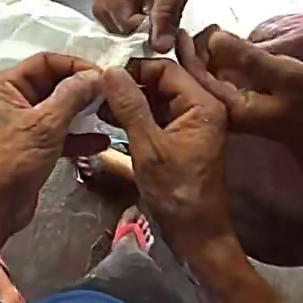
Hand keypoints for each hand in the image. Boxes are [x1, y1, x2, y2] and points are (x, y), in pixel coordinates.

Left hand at [0, 53, 107, 237]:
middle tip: (112, 94)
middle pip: (53, 84)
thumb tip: (97, 75)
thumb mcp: (45, 125)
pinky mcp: (32, 148)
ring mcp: (22, 125)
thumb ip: (72, 96)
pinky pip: (59, 134)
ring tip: (110, 114)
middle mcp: (12, 100)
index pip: (45, 62)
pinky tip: (101, 142)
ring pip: (58, 110)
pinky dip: (78, 136)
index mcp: (5, 86)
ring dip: (83, 113)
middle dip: (82, 89)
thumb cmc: (10, 162)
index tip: (104, 75)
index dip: (75, 65)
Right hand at [93, 0, 222, 53]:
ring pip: (117, 9)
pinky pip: (130, 5)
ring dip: (134, 24)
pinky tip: (160, 23)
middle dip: (126, 28)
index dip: (128, 25)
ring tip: (160, 31)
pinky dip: (141, 17)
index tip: (155, 37)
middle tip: (155, 36)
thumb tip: (158, 48)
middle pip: (106, 8)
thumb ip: (167, 13)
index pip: (109, 3)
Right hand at [98, 59, 232, 257]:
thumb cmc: (176, 192)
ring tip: (99, 104)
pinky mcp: (182, 136)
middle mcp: (203, 107)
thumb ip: (130, 106)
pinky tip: (110, 117)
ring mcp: (193, 122)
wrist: (196, 234)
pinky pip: (157, 114)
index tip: (105, 77)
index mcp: (203, 104)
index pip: (167, 68)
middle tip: (98, 90)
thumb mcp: (148, 146)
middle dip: (130, 84)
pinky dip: (136, 114)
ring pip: (157, 97)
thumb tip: (110, 70)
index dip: (135, 69)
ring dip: (130, 99)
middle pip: (162, 80)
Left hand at [177, 26, 302, 157]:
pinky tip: (225, 44)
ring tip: (216, 31)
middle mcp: (220, 107)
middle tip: (209, 27)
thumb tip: (214, 38)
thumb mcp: (284, 75)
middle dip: (195, 49)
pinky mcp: (235, 98)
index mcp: (226, 106)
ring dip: (206, 52)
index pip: (195, 77)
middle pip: (195, 75)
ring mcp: (227, 103)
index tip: (181, 31)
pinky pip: (217, 75)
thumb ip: (249, 57)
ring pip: (206, 73)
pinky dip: (217, 58)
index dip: (186, 53)